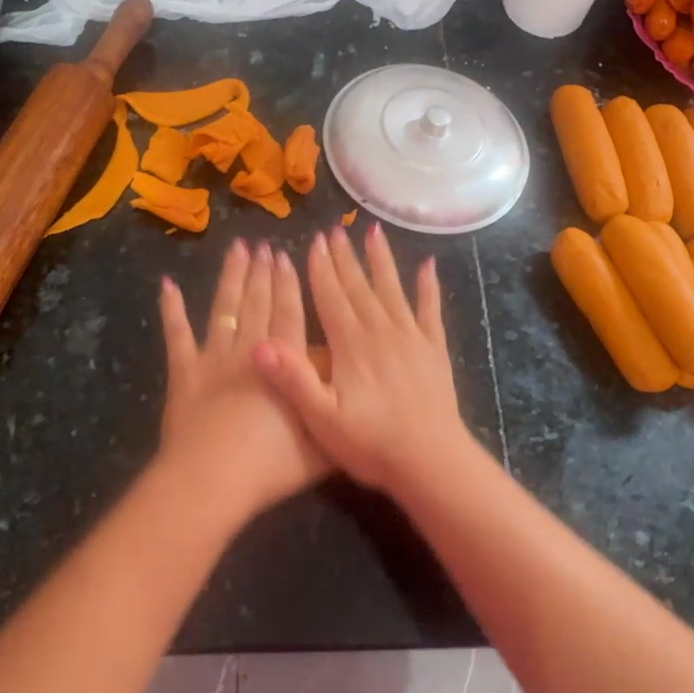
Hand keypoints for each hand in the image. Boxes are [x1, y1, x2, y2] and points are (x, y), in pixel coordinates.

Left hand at [154, 239, 328, 520]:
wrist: (216, 476)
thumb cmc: (274, 461)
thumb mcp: (324, 435)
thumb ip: (333, 402)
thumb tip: (346, 374)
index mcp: (283, 360)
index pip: (289, 312)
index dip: (288, 283)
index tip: (286, 256)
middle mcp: (249, 349)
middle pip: (257, 302)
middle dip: (262, 272)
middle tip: (263, 245)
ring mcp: (213, 358)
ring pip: (224, 309)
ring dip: (230, 278)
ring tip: (236, 249)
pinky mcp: (184, 373)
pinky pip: (177, 336)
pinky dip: (171, 310)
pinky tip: (167, 285)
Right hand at [252, 226, 473, 490]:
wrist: (430, 462)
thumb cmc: (370, 444)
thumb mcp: (322, 418)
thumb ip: (293, 378)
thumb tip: (258, 343)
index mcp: (351, 345)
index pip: (331, 298)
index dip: (321, 269)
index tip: (314, 242)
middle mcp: (380, 332)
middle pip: (359, 287)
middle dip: (345, 258)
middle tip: (335, 230)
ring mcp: (411, 338)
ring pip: (392, 289)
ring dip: (381, 261)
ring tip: (374, 232)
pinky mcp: (435, 351)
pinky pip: (430, 310)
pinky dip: (428, 287)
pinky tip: (427, 266)